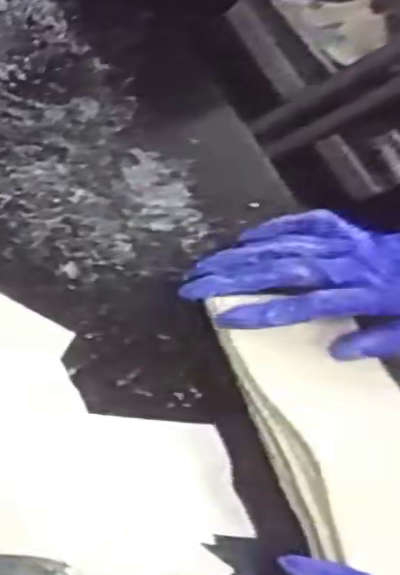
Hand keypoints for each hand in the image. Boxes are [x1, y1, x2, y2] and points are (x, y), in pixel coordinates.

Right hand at [180, 210, 399, 359]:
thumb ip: (386, 339)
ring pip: (293, 246)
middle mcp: (361, 266)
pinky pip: (319, 223)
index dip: (265, 312)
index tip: (223, 318)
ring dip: (244, 254)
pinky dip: (283, 226)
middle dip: (235, 277)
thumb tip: (338, 351)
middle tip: (192, 285)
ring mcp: (360, 245)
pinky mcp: (362, 233)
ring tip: (206, 263)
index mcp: (376, 293)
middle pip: (288, 270)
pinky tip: (251, 235)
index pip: (310, 304)